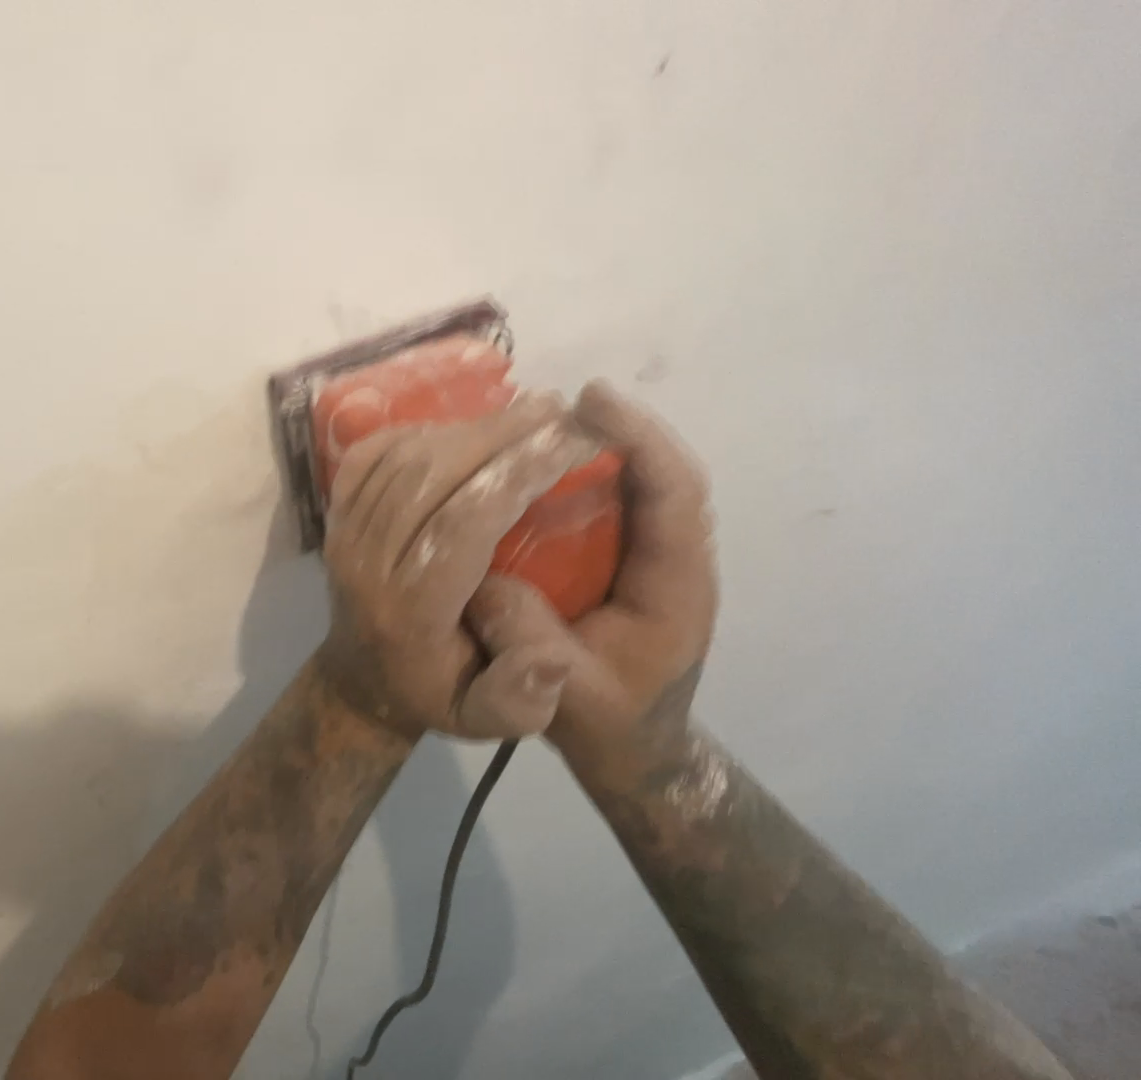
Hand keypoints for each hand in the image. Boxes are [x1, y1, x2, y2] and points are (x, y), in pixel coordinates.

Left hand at [315, 392, 600, 739]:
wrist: (362, 681)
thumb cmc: (437, 694)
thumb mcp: (483, 719)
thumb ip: (519, 701)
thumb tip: (553, 661)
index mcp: (409, 610)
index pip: (463, 523)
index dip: (517, 473)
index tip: (573, 440)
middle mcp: (368, 564)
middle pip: (428, 477)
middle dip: (498, 435)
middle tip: (558, 411)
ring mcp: (344, 536)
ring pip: (400, 460)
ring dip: (465, 427)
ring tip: (524, 413)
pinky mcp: (335, 517)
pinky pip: (368, 456)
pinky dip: (416, 431)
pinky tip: (463, 427)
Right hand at [464, 381, 717, 756]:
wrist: (631, 747)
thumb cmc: (609, 722)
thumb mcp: (565, 693)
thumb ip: (526, 638)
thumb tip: (478, 580)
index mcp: (675, 586)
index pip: (673, 493)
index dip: (638, 440)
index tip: (590, 401)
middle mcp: (670, 560)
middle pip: (660, 474)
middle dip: (617, 429)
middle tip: (561, 402)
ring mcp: (647, 560)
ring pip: (636, 485)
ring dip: (598, 448)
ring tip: (542, 427)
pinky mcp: (621, 563)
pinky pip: (608, 506)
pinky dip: (578, 478)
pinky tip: (532, 472)